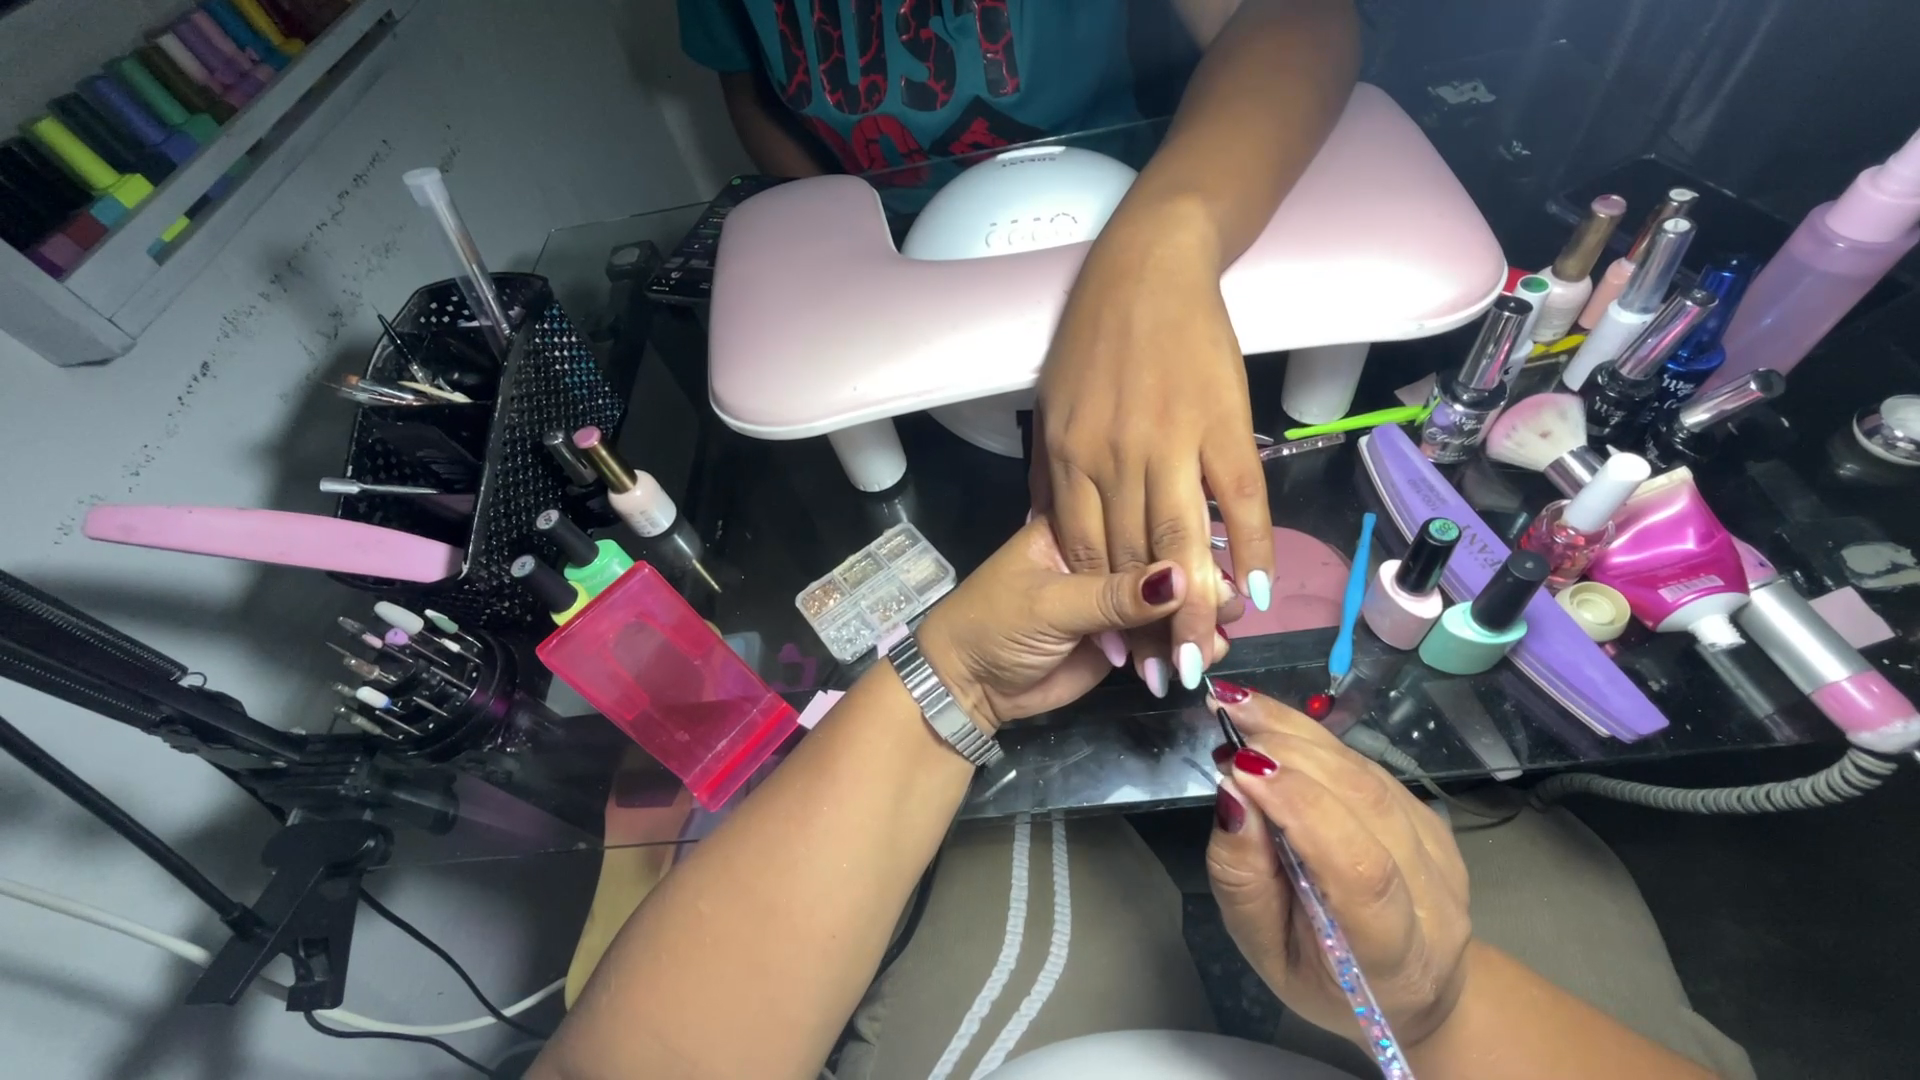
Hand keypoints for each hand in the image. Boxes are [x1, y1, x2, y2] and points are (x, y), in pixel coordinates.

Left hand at [913, 518, 1205, 731]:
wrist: (970, 685)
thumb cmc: (994, 625)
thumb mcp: (1050, 605)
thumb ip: (1113, 595)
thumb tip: (1180, 577)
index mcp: (1077, 528)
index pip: (1137, 522)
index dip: (1180, 540)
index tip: (1219, 560)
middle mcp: (1102, 555)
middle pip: (1161, 562)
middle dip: (1198, 583)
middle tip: (1231, 602)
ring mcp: (1114, 598)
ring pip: (1167, 601)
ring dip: (1198, 617)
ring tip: (1223, 633)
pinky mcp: (1120, 636)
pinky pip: (1160, 636)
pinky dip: (1184, 645)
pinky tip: (1208, 653)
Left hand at [1033, 215, 1272, 698]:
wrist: (1143, 270)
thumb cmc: (1091, 342)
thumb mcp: (1051, 411)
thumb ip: (1051, 476)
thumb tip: (1049, 533)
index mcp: (1068, 459)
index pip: (1087, 552)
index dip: (1104, 608)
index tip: (1121, 652)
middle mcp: (1114, 459)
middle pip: (1133, 559)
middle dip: (1153, 625)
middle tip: (1174, 675)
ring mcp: (1170, 442)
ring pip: (1184, 542)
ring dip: (1200, 605)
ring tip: (1212, 653)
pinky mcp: (1221, 423)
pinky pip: (1238, 499)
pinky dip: (1250, 547)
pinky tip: (1256, 590)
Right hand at [1205, 688, 1472, 1048]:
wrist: (1413, 988)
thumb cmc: (1325, 978)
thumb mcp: (1263, 949)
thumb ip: (1243, 878)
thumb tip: (1232, 793)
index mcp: (1392, 950)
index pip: (1360, 867)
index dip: (1303, 807)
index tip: (1239, 766)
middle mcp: (1433, 895)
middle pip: (1369, 804)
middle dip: (1293, 753)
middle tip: (1229, 721)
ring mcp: (1440, 850)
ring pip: (1369, 774)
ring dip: (1300, 732)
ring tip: (1240, 706)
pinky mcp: (1430, 817)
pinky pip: (1369, 766)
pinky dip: (1315, 737)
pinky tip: (1271, 723)